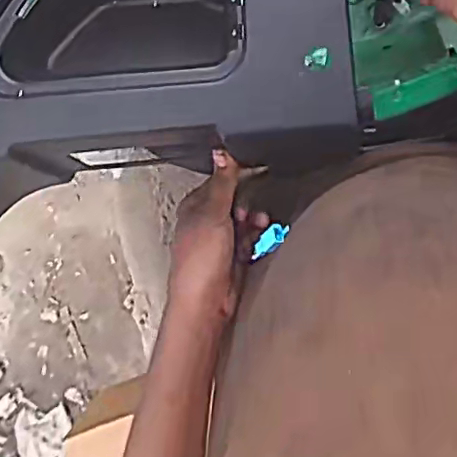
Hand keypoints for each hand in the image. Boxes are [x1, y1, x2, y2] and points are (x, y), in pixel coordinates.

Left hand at [167, 149, 267, 322]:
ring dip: (254, 220)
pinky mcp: (233, 257)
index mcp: (195, 206)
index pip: (220, 181)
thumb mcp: (213, 213)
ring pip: (244, 220)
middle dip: (247, 203)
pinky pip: (250, 239)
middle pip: (235, 201)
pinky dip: (257, 237)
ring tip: (259, 224)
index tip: (254, 174)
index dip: (236, 178)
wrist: (206, 304)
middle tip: (252, 208)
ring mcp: (220, 241)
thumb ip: (222, 183)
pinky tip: (262, 237)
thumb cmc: (200, 261)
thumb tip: (222, 152)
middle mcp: (206, 222)